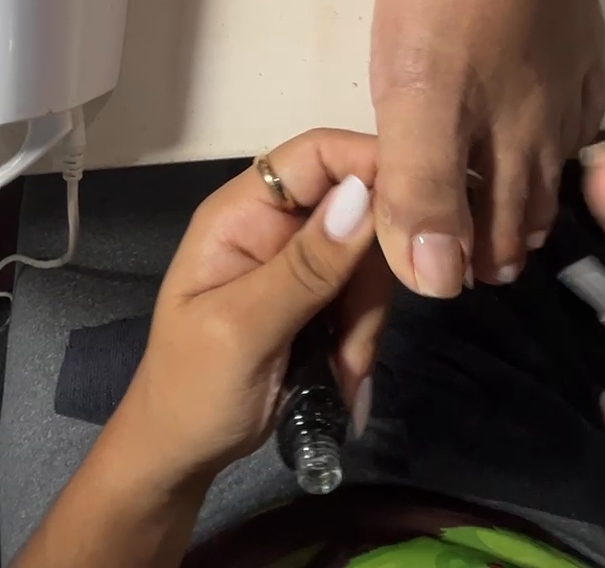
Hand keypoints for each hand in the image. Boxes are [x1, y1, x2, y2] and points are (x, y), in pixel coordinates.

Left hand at [115, 129, 387, 482]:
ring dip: (368, 319)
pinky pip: (367, 295)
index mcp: (242, 209)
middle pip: (358, 207)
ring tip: (343, 372)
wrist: (186, 450)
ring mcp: (301, 258)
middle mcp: (276, 220)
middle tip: (358, 342)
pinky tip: (345, 378)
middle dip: (371, 275)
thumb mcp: (242, 328)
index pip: (316, 154)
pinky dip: (365, 335)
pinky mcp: (321, 294)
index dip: (371, 165)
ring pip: (370, 257)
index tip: (418, 216)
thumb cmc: (193, 387)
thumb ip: (303, 266)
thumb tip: (362, 195)